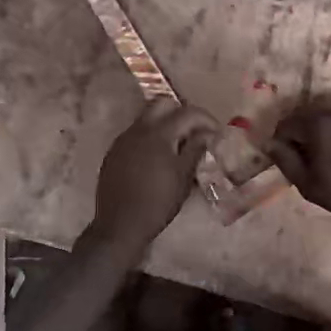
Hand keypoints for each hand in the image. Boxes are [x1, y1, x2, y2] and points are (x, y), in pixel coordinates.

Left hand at [89, 98, 219, 247]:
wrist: (120, 226)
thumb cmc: (158, 202)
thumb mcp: (184, 176)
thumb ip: (196, 149)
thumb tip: (207, 133)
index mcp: (159, 133)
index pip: (187, 112)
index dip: (206, 119)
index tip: (216, 133)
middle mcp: (138, 130)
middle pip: (162, 104)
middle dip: (182, 112)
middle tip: (195, 132)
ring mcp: (123, 140)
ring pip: (147, 118)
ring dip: (165, 124)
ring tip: (178, 146)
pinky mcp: (114, 153)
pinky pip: (136, 134)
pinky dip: (151, 138)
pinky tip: (158, 159)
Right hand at [268, 94, 330, 222]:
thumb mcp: (307, 183)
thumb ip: (285, 160)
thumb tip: (268, 143)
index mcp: (317, 124)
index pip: (287, 124)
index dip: (282, 140)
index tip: (285, 156)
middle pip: (306, 113)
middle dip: (300, 130)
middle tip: (304, 154)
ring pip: (325, 108)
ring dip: (319, 122)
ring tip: (323, 146)